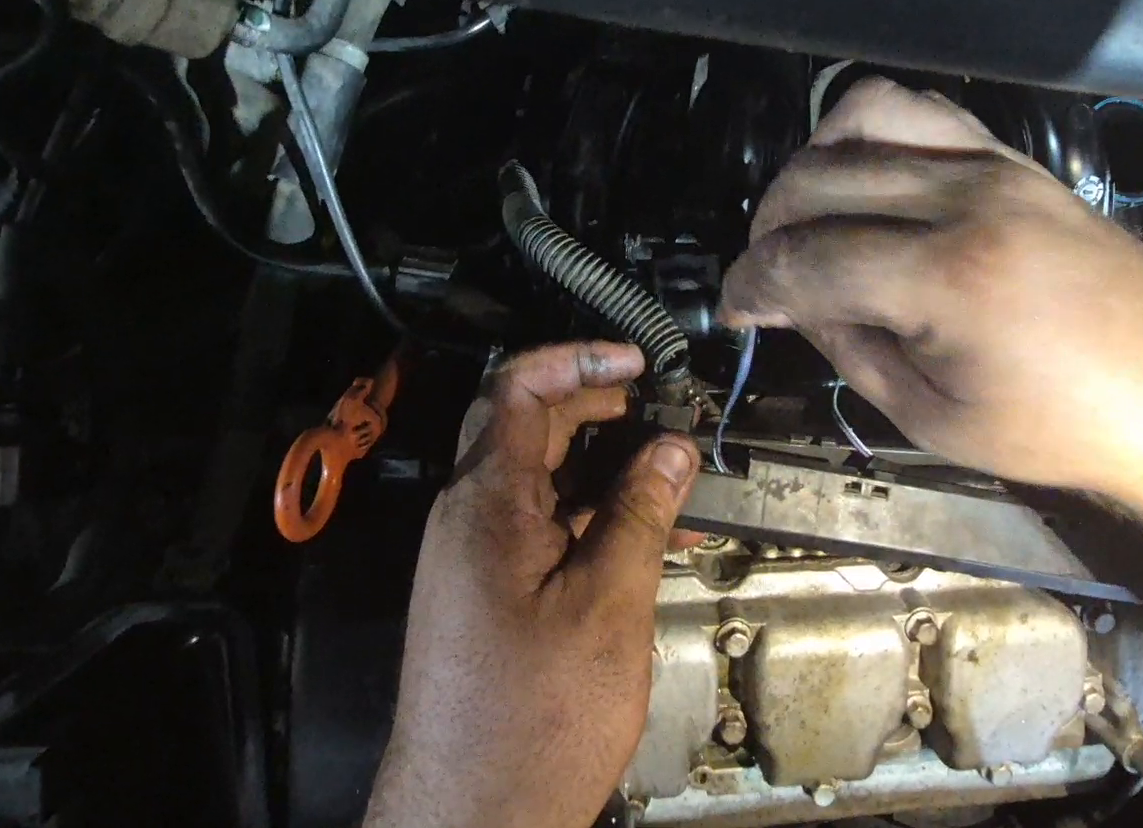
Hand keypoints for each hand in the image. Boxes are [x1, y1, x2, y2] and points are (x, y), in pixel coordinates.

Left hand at [365, 342, 701, 827]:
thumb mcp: (607, 606)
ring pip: (540, 475)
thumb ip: (638, 514)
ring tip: (670, 471)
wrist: (469, 819)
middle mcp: (470, 514)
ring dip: (603, 465)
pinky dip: (592, 514)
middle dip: (596, 406)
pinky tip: (648, 530)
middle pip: (528, 424)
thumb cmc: (537, 715)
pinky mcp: (489, 586)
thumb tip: (672, 447)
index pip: (518, 389)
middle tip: (662, 411)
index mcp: (485, 502)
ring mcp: (476, 551)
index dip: (577, 359)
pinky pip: (542, 524)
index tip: (637, 362)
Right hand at [716, 78, 1142, 498]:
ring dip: (808, 165)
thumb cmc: (1063, 430)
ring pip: (861, 117)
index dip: (750, 286)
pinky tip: (860, 177)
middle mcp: (965, 198)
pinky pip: (921, 110)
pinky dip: (866, 132)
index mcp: (946, 278)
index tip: (732, 310)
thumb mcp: (933, 417)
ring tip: (803, 216)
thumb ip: (849, 346)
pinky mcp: (1018, 158)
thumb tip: (794, 300)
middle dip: (766, 230)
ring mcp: (996, 165)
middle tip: (764, 277)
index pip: (805, 260)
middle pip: (817, 180)